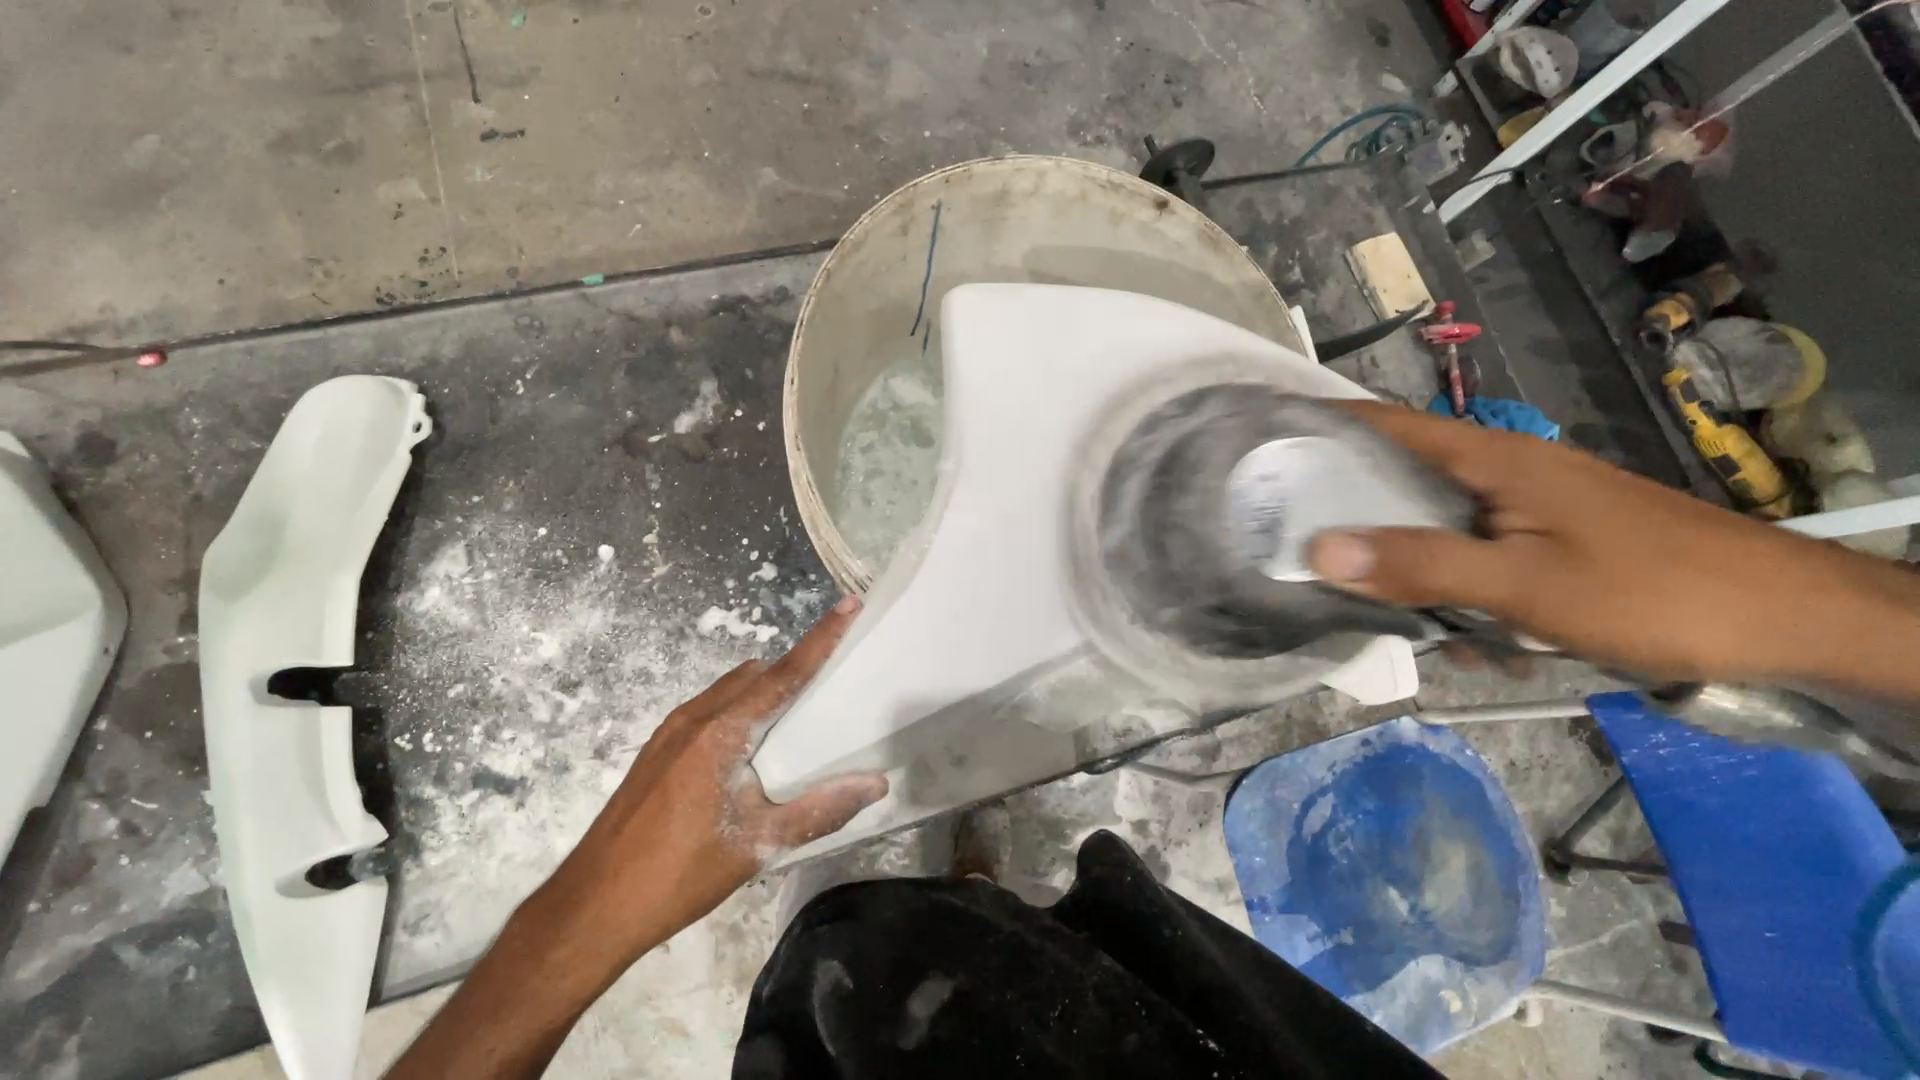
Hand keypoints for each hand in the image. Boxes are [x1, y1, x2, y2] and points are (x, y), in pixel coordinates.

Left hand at [386, 601, 886, 1079]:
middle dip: (796, 667)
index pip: (783, 675)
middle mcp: (694, 719)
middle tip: (836, 680)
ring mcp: (669, 733)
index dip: (821, 639)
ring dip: (765, 689)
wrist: (592, 908)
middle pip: (756, 675)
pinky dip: (739, 710)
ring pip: (729, 690)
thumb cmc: (678, 876)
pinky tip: (750, 751)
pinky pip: (709, 709)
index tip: (849, 604)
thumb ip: (819, 811)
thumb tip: (874, 784)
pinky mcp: (656, 750)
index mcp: (721, 734)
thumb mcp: (757, 847)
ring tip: (799, 716)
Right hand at [1305, 401, 1919, 689]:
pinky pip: (1474, 554)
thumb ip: (1421, 565)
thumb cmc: (1653, 591)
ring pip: (1434, 523)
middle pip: (1398, 475)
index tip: (1260, 439)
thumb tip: (1318, 550)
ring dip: (1407, 565)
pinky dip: (1457, 588)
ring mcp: (1527, 507)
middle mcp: (1503, 471)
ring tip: (1386, 612)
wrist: (1791, 619)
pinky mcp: (1548, 541)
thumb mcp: (1525, 585)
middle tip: (1292, 542)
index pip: (1384, 422)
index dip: (1320, 424)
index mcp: (1492, 458)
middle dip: (1347, 509)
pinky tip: (1470, 637)